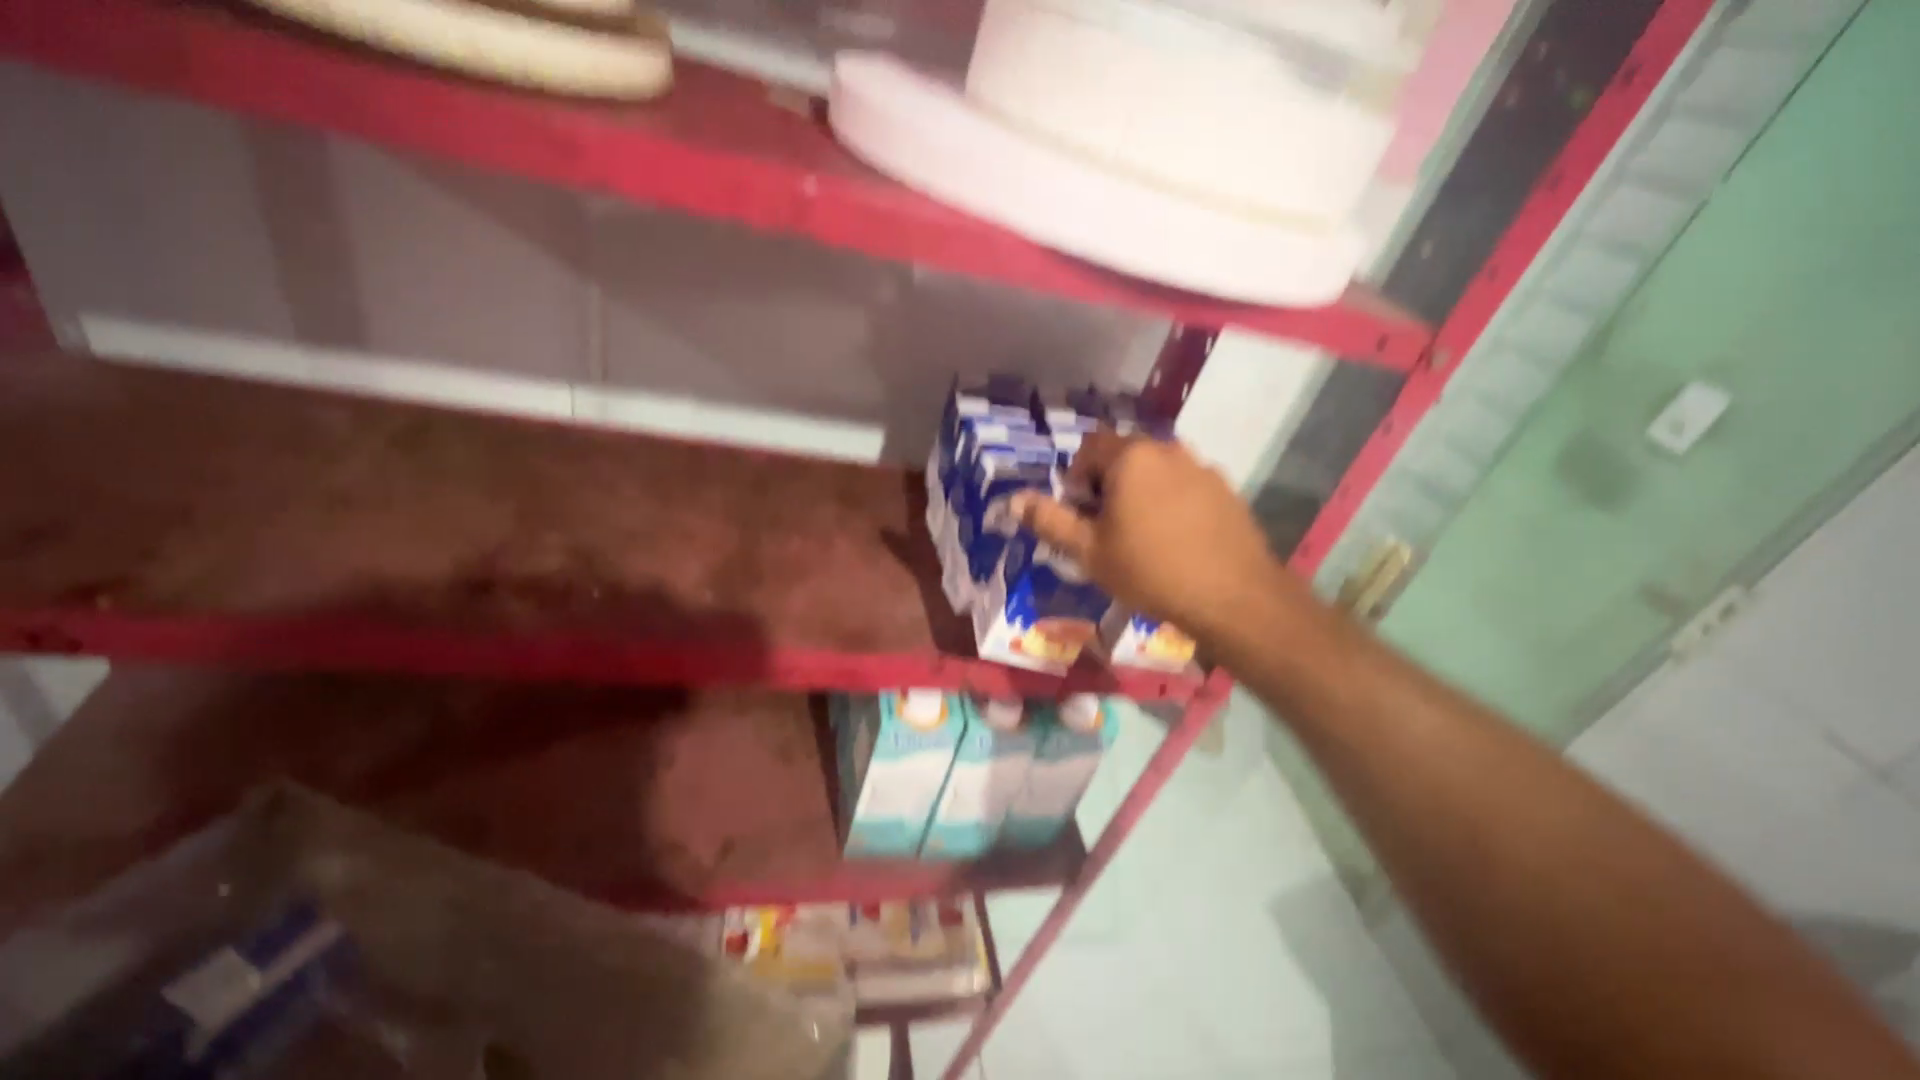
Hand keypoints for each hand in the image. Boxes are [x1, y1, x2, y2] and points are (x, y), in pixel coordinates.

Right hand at [1012, 431, 1293, 645]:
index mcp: (1131, 457)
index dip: (1077, 478)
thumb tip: (1014, 500)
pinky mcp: (1227, 491)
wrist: (1232, 596)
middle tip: (1109, 530)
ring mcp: (1203, 468)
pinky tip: (1179, 544)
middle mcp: (1169, 450)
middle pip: (1126, 456)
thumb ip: (1050, 521)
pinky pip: (1188, 488)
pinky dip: (1175, 505)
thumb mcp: (1089, 552)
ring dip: (1143, 494)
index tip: (1082, 515)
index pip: (1090, 447)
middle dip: (1110, 485)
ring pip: (1159, 472)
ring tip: (1145, 539)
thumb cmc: (1150, 571)